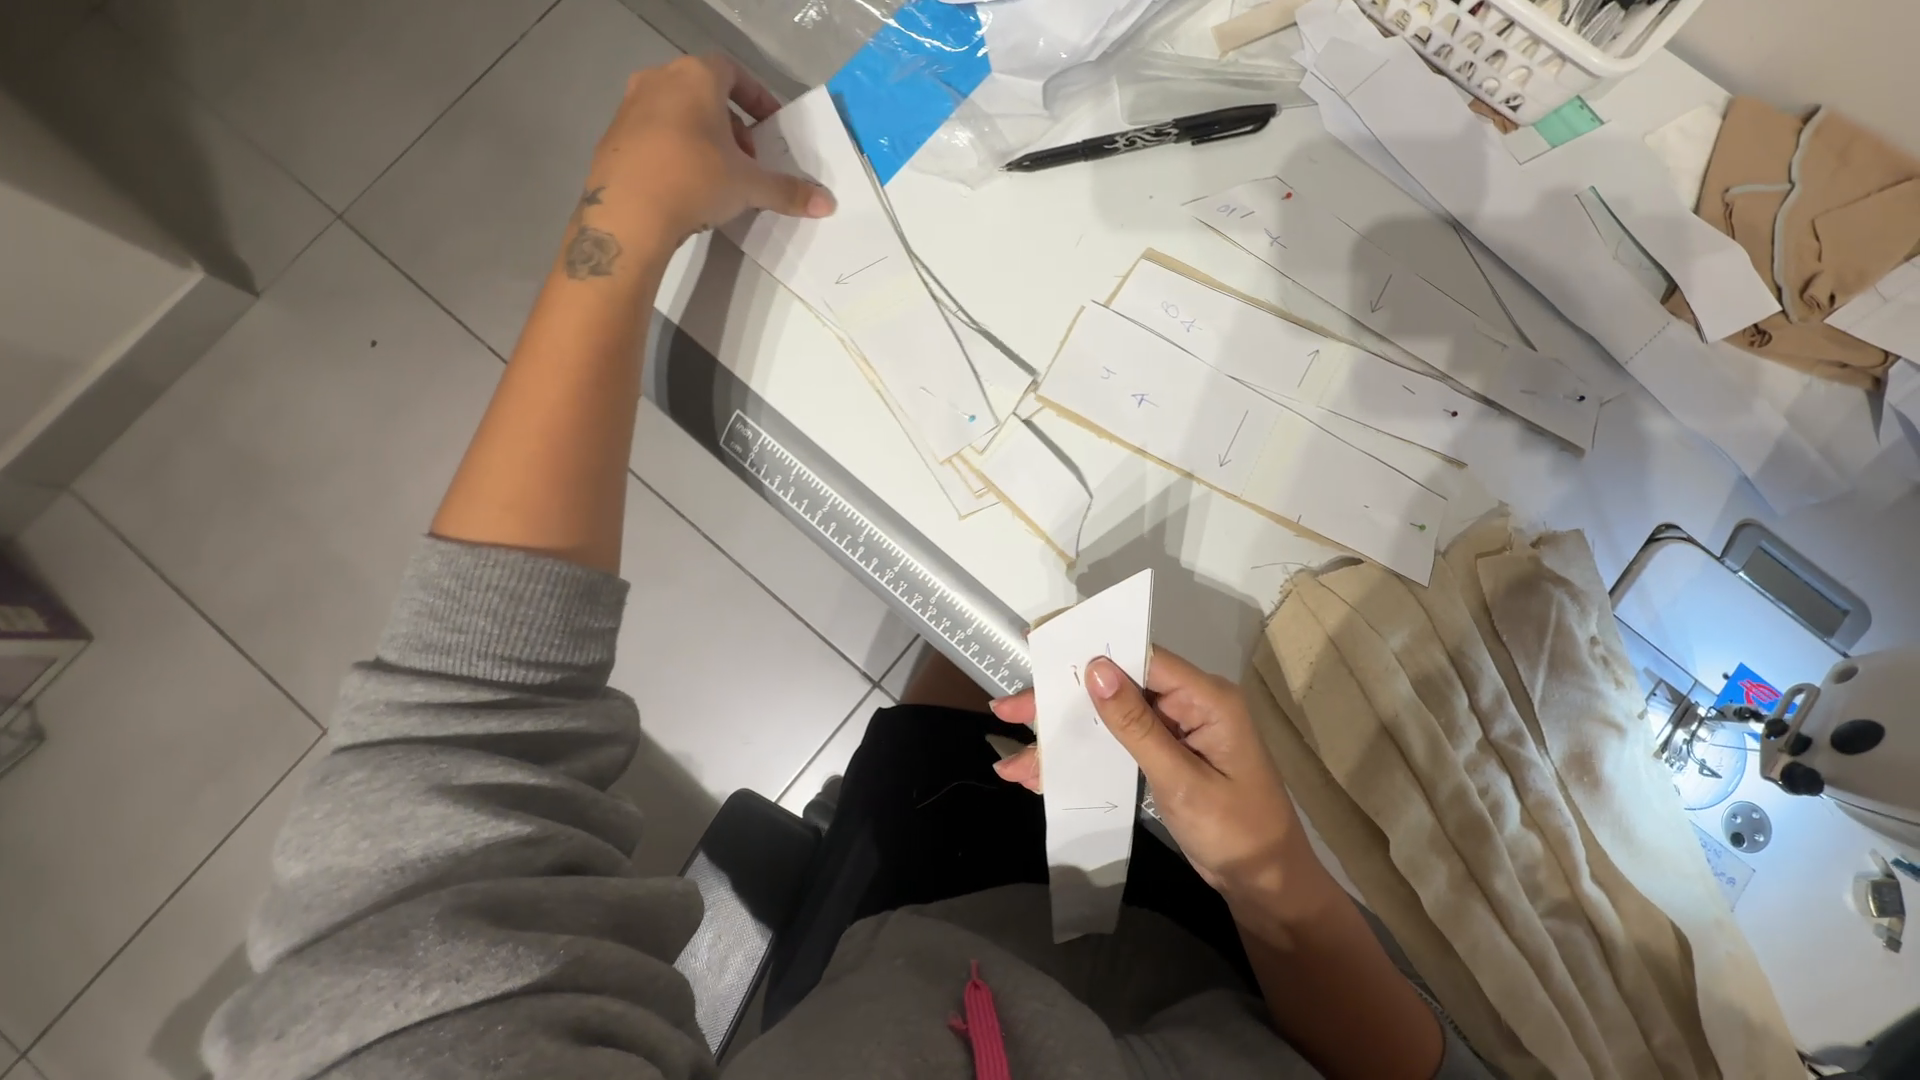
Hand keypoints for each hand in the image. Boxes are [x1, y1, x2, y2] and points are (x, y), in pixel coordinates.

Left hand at [579, 55, 833, 249]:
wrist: (627, 212)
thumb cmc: (695, 180)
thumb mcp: (749, 186)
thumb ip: (788, 191)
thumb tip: (827, 203)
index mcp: (696, 77)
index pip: (734, 72)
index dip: (757, 98)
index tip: (771, 125)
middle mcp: (659, 80)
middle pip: (705, 93)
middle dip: (732, 123)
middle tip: (747, 158)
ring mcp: (631, 106)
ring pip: (678, 113)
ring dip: (703, 138)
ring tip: (719, 176)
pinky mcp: (613, 136)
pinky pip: (655, 135)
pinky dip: (676, 151)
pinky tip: (686, 186)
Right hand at [991, 647, 1331, 911]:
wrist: (1266, 886)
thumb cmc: (1236, 833)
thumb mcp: (1182, 781)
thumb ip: (1136, 725)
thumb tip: (1096, 669)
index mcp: (1205, 697)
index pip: (1141, 657)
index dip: (1091, 651)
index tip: (1041, 652)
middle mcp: (1188, 701)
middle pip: (1116, 684)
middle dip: (1061, 700)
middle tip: (1007, 711)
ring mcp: (1174, 727)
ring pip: (1108, 715)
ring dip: (1063, 735)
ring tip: (1014, 759)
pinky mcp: (1163, 751)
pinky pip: (1116, 740)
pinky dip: (1083, 754)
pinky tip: (1043, 772)